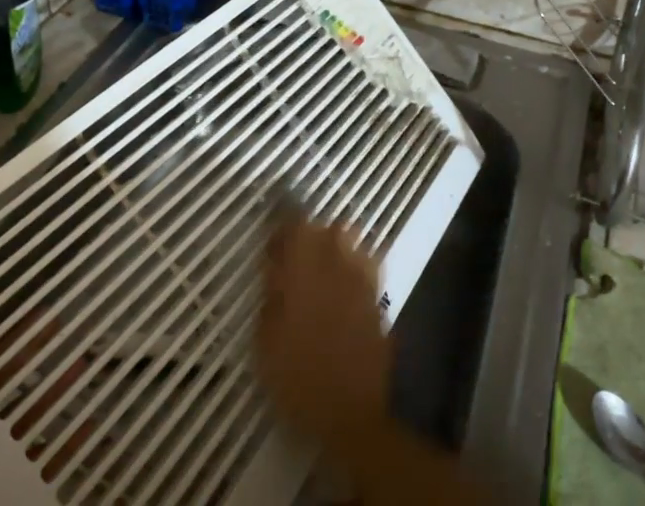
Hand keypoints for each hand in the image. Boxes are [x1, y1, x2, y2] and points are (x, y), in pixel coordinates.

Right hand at [255, 217, 390, 454]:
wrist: (349, 417)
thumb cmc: (297, 380)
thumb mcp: (265, 342)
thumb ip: (270, 299)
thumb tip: (276, 273)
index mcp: (305, 279)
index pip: (298, 230)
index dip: (284, 227)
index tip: (272, 240)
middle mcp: (338, 276)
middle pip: (334, 230)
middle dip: (313, 232)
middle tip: (295, 252)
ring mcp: (364, 292)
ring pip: (357, 247)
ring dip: (339, 246)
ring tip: (322, 264)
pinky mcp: (379, 309)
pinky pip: (370, 273)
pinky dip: (356, 268)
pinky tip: (343, 286)